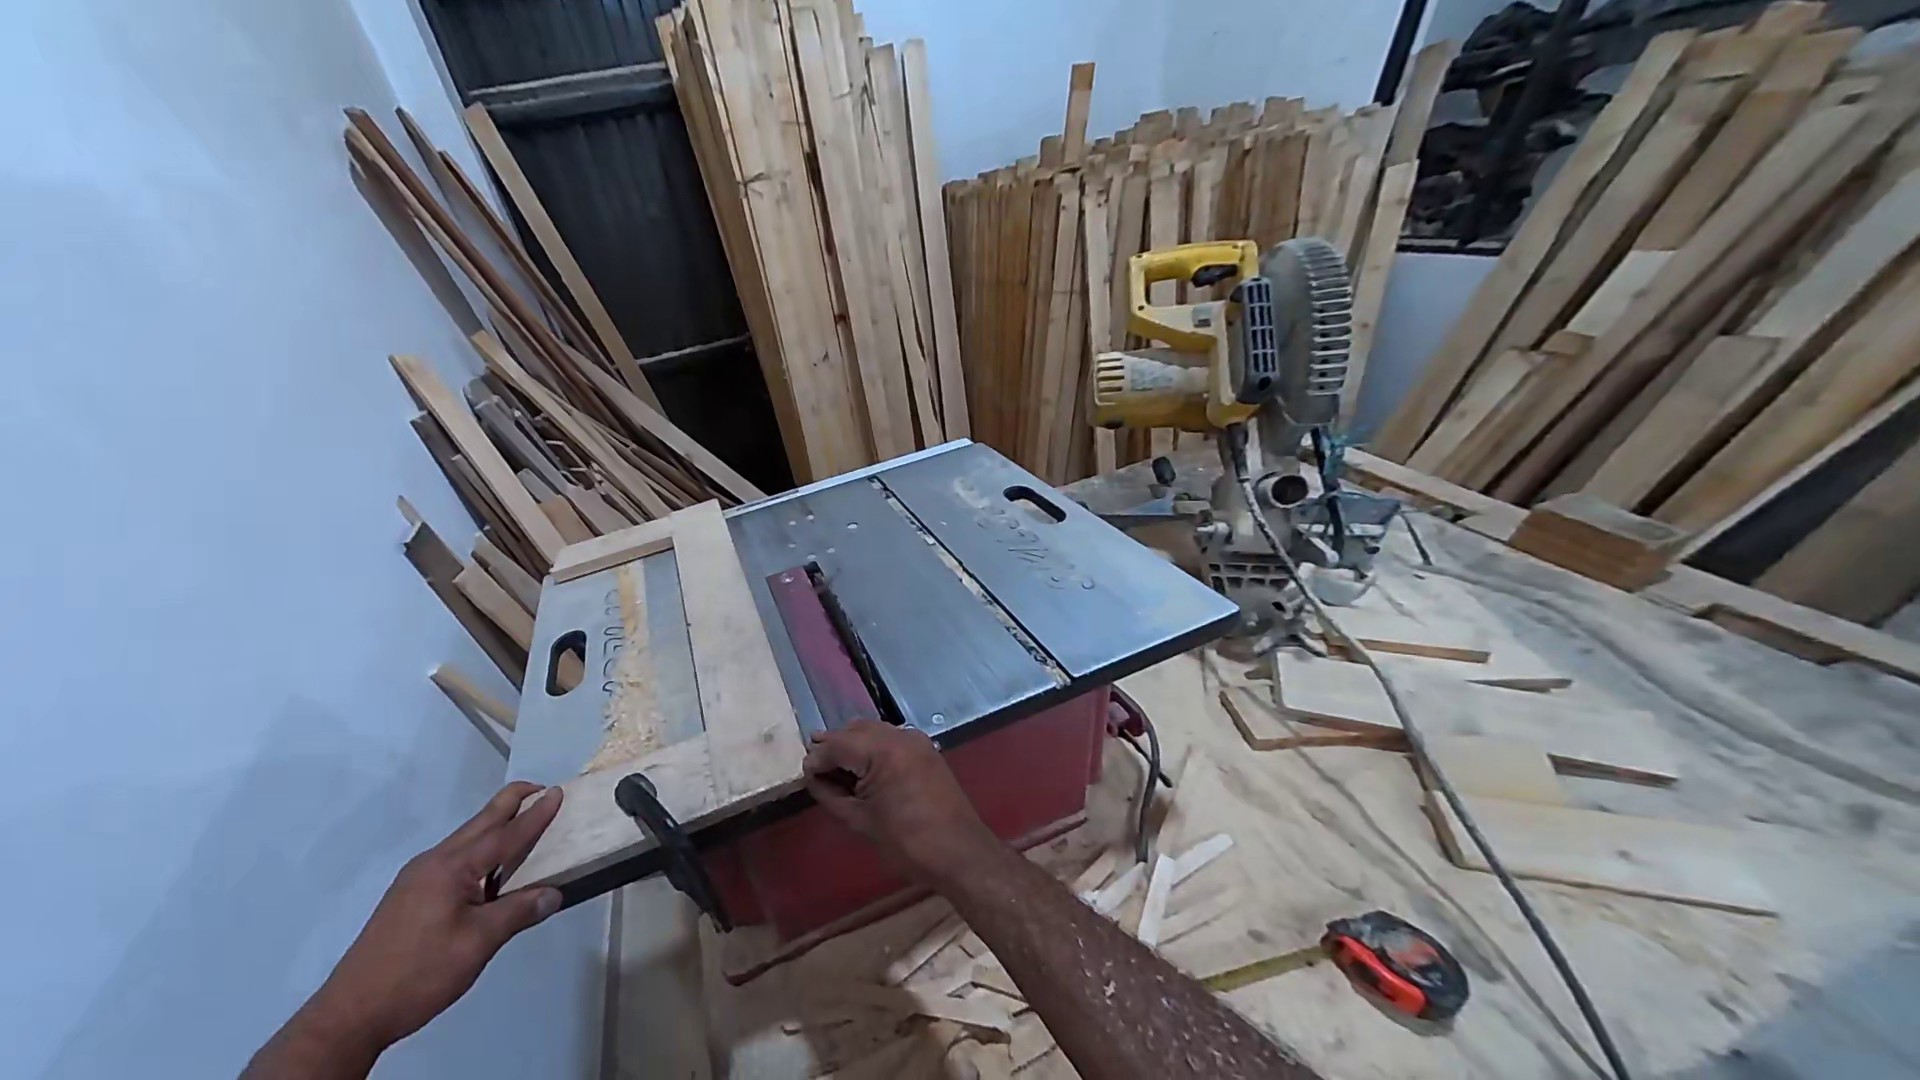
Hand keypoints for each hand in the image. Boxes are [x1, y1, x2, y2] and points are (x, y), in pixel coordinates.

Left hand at [245, 783, 564, 1076]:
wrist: (347, 1018)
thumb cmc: (418, 974)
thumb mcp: (478, 944)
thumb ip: (519, 912)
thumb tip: (554, 894)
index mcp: (451, 869)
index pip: (504, 834)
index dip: (535, 814)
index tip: (558, 792)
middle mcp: (433, 864)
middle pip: (480, 823)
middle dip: (512, 802)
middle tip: (543, 790)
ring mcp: (417, 879)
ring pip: (466, 839)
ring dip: (497, 826)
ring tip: (526, 824)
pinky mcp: (409, 897)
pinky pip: (455, 858)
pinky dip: (482, 848)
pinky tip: (492, 867)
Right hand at [804, 720, 1003, 887]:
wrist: (959, 852)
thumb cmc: (907, 843)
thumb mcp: (860, 820)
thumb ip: (831, 794)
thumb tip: (813, 778)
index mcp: (882, 750)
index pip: (836, 744)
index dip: (816, 759)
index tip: (804, 777)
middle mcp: (899, 735)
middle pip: (854, 731)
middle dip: (833, 748)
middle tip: (816, 773)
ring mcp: (915, 739)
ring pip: (872, 731)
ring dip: (852, 745)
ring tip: (837, 773)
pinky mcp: (925, 748)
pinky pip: (890, 738)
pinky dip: (873, 748)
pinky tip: (864, 770)